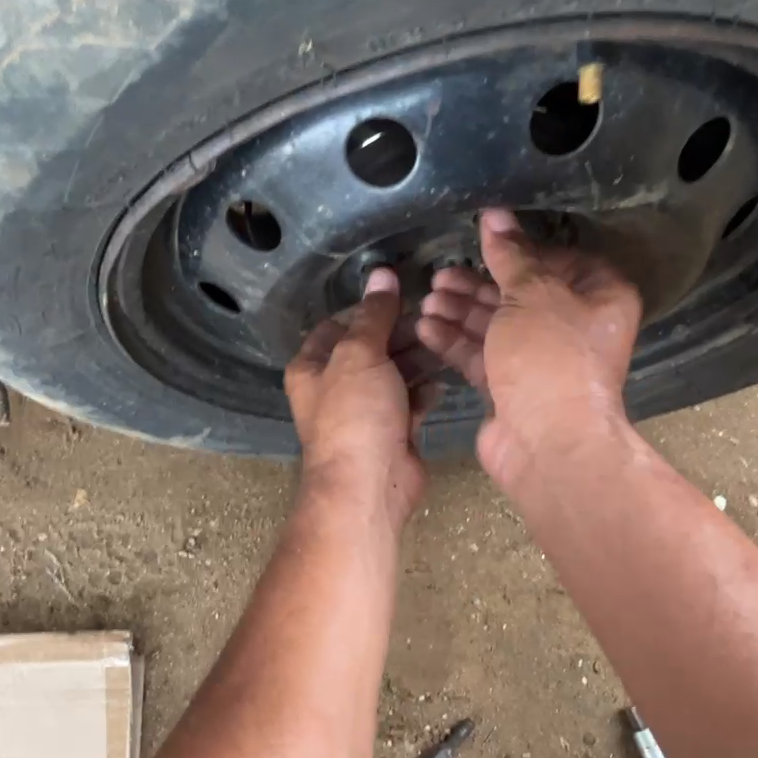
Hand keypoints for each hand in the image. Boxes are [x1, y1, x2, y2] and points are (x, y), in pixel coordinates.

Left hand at [285, 269, 440, 530]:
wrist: (369, 485)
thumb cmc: (355, 415)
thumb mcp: (360, 354)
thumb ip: (374, 314)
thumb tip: (382, 272)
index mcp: (312, 367)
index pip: (339, 324)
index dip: (369, 308)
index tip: (404, 295)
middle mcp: (334, 387)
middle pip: (370, 348)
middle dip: (400, 334)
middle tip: (434, 318)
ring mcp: (363, 412)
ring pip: (393, 374)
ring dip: (417, 360)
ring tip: (445, 343)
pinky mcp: (391, 432)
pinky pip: (409, 403)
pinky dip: (424, 392)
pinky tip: (442, 382)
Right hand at [416, 209, 642, 489]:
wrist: (546, 442)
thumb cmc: (550, 357)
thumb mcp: (531, 294)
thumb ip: (509, 255)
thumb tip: (494, 216)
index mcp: (599, 297)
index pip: (558, 260)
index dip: (519, 250)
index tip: (482, 241)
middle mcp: (573, 327)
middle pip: (519, 294)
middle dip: (477, 284)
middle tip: (440, 275)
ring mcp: (540, 360)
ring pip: (496, 325)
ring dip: (460, 311)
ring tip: (427, 298)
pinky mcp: (510, 388)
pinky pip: (481, 355)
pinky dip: (455, 341)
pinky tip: (426, 327)